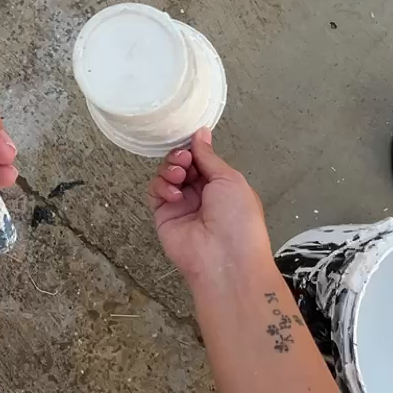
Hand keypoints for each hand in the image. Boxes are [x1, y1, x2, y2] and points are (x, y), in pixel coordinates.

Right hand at [147, 129, 272, 285]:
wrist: (225, 260)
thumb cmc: (238, 220)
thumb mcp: (230, 180)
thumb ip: (209, 156)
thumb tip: (201, 132)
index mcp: (221, 185)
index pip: (201, 158)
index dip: (194, 149)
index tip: (189, 142)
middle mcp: (200, 194)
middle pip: (181, 163)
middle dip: (181, 157)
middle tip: (184, 160)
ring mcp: (181, 205)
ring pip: (167, 175)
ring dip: (170, 169)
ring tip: (180, 176)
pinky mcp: (164, 215)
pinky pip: (155, 192)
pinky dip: (161, 187)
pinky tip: (174, 195)